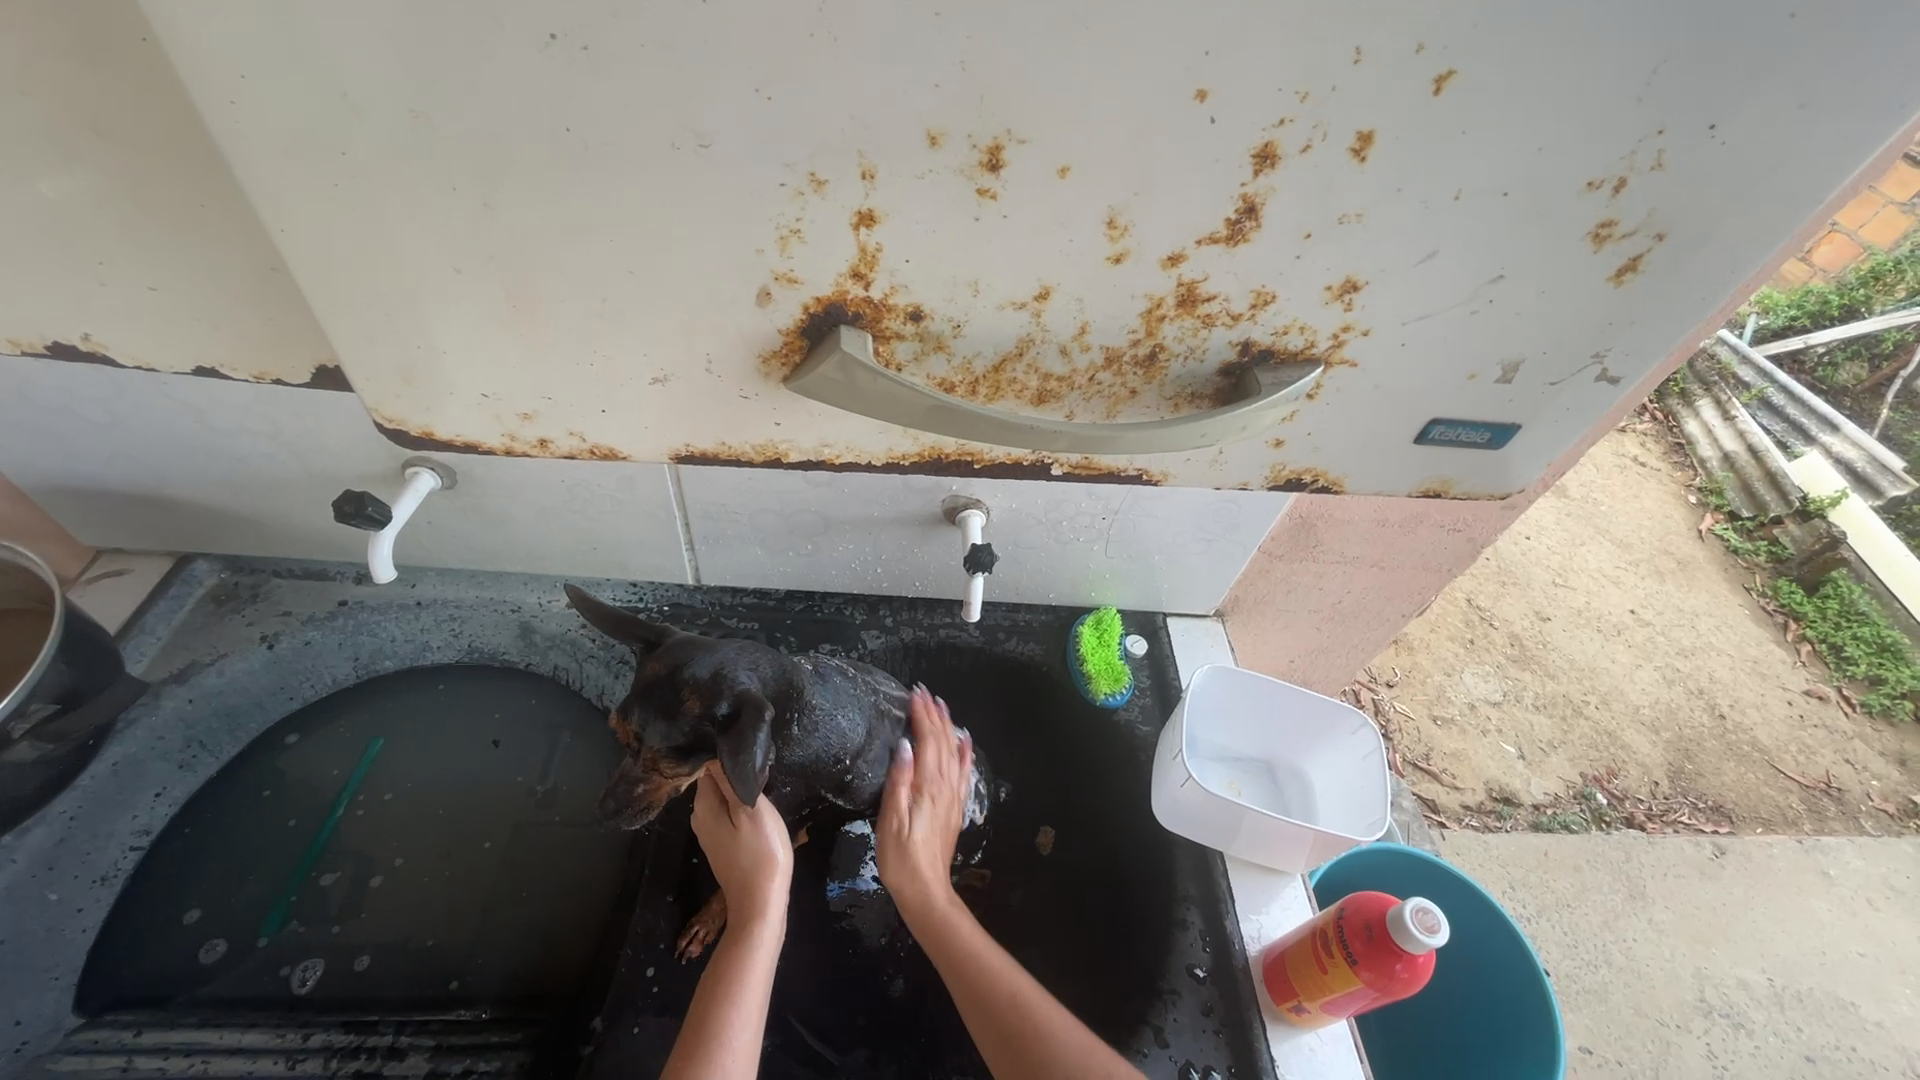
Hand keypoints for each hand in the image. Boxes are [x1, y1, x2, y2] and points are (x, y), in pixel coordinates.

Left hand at [690, 763, 792, 928]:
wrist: (760, 903)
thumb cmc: (761, 853)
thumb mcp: (752, 811)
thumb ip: (732, 784)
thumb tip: (716, 759)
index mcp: (703, 807)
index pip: (710, 769)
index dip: (732, 764)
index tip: (755, 771)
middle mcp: (699, 819)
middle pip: (716, 785)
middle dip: (737, 780)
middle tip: (765, 786)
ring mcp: (709, 835)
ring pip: (724, 802)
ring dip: (741, 797)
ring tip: (765, 802)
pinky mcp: (721, 847)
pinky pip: (728, 818)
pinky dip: (741, 814)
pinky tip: (759, 821)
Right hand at [877, 684, 973, 921]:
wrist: (926, 889)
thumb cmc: (900, 856)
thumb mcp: (890, 818)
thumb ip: (899, 780)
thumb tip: (905, 744)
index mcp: (927, 785)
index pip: (926, 740)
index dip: (921, 715)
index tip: (914, 693)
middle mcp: (945, 785)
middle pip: (942, 741)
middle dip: (934, 714)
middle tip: (925, 692)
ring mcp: (953, 795)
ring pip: (953, 751)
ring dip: (947, 726)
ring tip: (942, 706)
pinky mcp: (956, 806)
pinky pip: (963, 772)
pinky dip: (964, 752)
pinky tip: (965, 742)